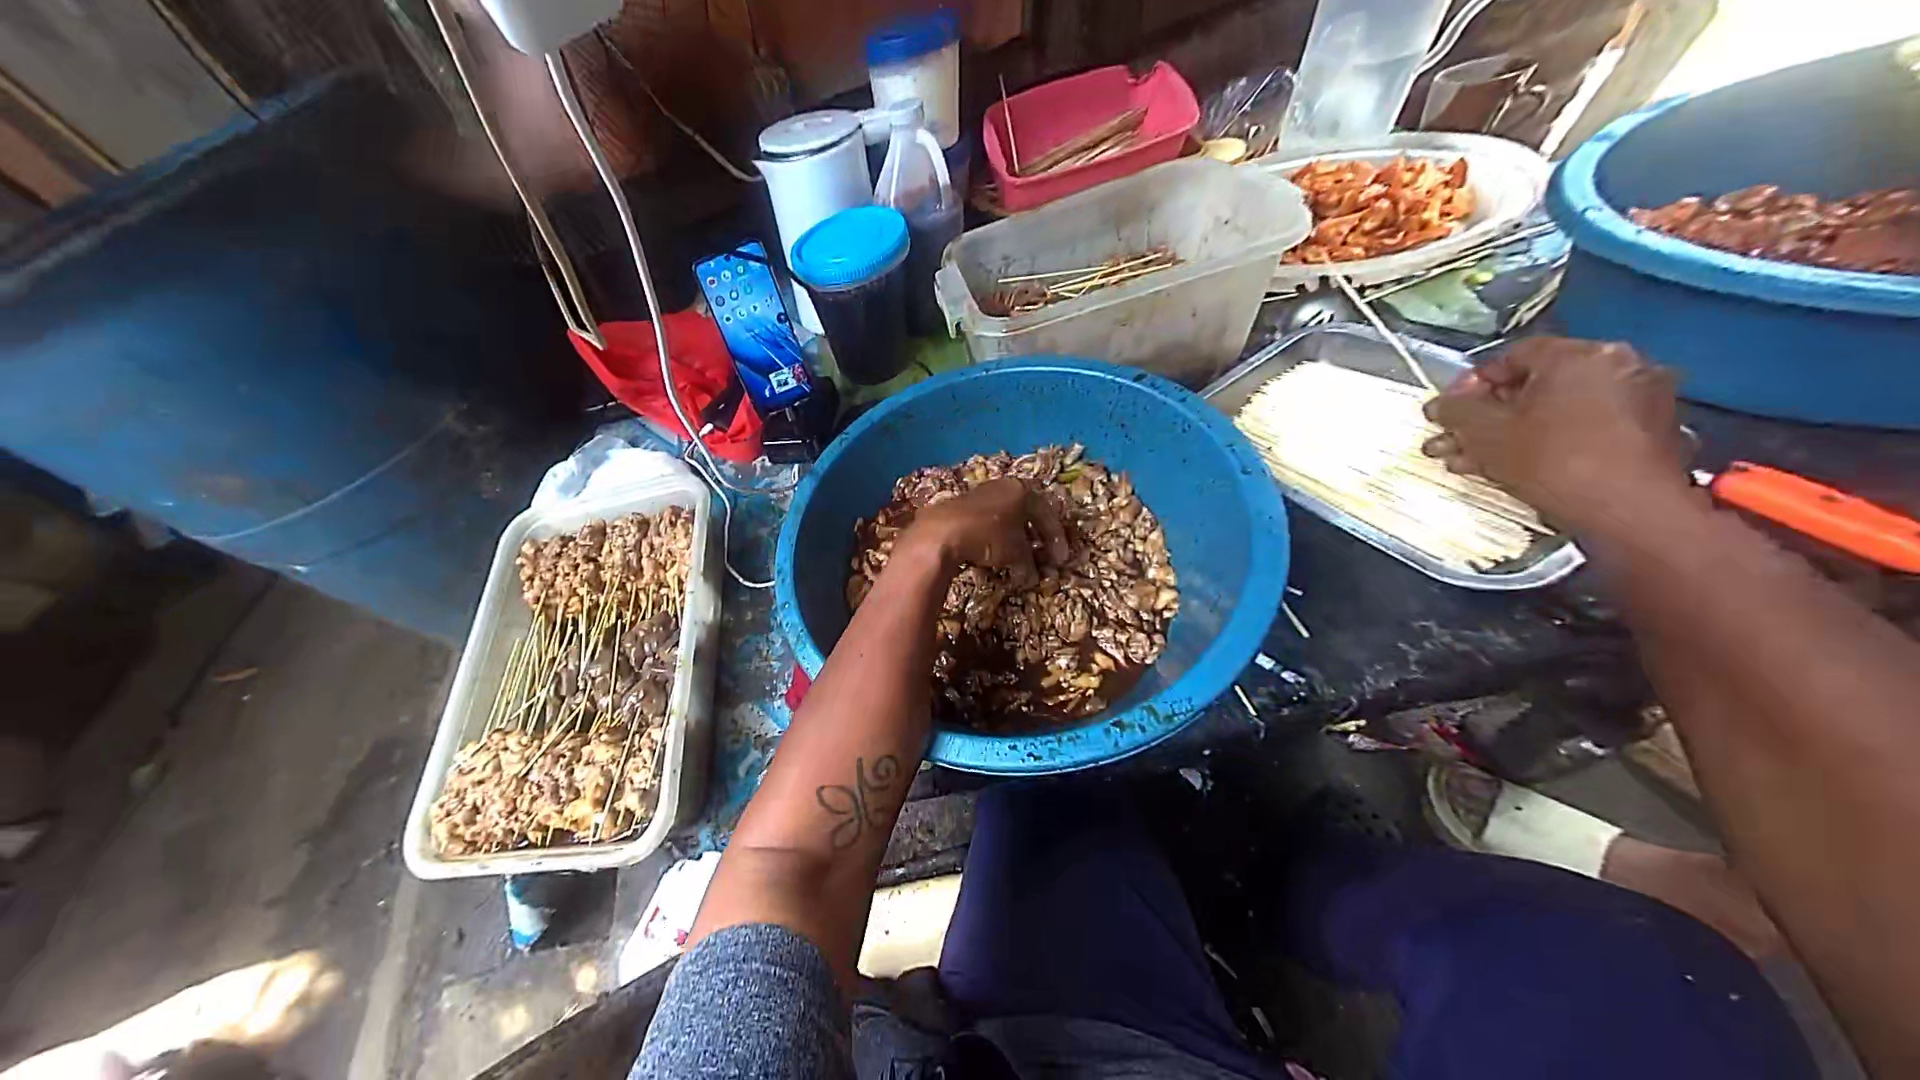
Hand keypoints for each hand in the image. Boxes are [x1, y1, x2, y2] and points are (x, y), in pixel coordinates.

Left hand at [901, 477, 1069, 585]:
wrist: (939, 533)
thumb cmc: (988, 536)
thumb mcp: (1015, 552)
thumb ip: (1028, 562)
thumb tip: (1031, 576)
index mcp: (1021, 490)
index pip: (1047, 513)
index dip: (1056, 538)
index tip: (1061, 560)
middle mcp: (1001, 487)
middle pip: (1026, 513)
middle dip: (1036, 538)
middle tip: (1042, 557)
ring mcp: (979, 495)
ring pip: (1005, 518)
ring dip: (1015, 539)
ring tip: (1018, 559)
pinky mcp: (959, 508)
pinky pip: (986, 523)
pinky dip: (995, 539)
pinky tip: (993, 554)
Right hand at [1421, 337, 1693, 530]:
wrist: (1628, 510)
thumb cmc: (1554, 462)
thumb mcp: (1485, 433)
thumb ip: (1456, 410)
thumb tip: (1441, 404)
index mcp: (1580, 355)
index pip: (1511, 356)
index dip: (1470, 385)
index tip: (1450, 410)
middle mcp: (1617, 367)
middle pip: (1534, 386)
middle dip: (1486, 416)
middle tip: (1456, 439)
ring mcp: (1639, 400)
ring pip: (1556, 411)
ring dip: (1510, 434)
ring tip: (1472, 461)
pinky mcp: (1648, 433)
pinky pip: (1583, 428)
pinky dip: (1547, 443)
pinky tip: (1514, 468)